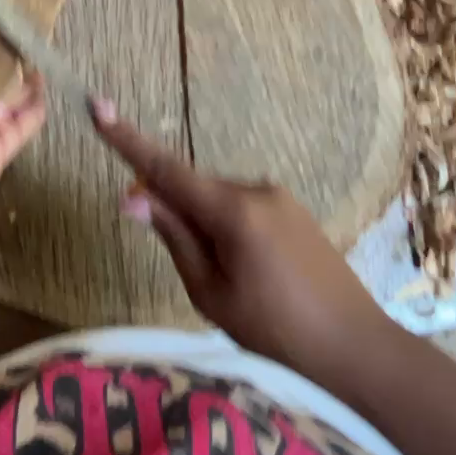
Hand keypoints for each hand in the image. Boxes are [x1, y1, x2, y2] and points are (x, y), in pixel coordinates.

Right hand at [91, 97, 398, 390]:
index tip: (98, 105)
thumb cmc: (275, 330)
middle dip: (173, 210)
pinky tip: (248, 271)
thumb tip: (133, 195)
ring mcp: (279, 198)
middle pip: (192, 187)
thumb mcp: (210, 291)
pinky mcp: (294, 212)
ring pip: (217, 200)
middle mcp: (255, 190)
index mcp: (232, 210)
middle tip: (189, 267)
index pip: (165, 168)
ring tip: (229, 282)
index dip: (127, 139)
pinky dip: (227, 228)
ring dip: (204, 224)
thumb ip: (174, 235)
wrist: (357, 348)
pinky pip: (242, 208)